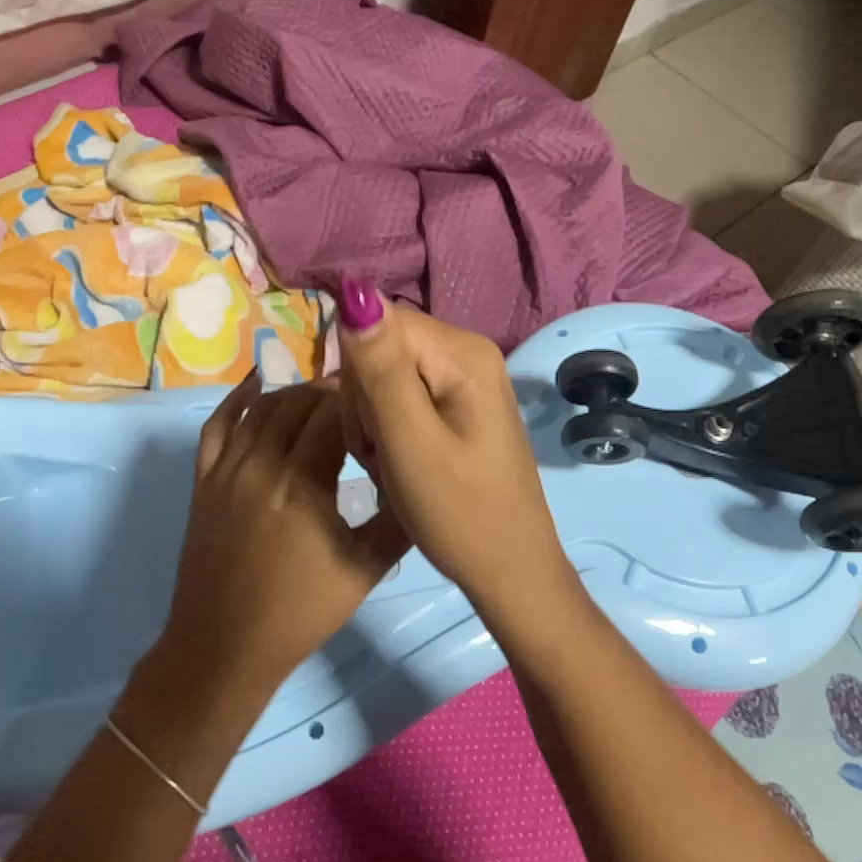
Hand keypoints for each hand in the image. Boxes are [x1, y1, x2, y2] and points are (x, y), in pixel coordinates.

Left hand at [162, 373, 408, 688]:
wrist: (226, 646)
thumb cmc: (300, 611)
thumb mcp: (365, 568)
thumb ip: (399, 519)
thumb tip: (426, 479)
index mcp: (303, 480)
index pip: (334, 413)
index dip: (359, 398)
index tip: (381, 398)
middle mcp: (262, 462)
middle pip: (299, 403)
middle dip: (331, 393)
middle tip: (358, 398)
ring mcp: (227, 469)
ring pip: (263, 408)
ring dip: (294, 394)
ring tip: (321, 396)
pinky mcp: (203, 480)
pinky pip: (218, 426)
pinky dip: (238, 400)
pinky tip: (257, 386)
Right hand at [336, 282, 573, 604]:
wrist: (508, 571)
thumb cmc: (459, 513)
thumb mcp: (409, 443)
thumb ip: (380, 368)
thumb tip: (353, 290)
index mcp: (462, 353)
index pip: (379, 324)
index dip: (356, 374)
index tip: (368, 429)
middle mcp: (467, 351)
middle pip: (380, 347)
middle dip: (364, 402)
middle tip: (382, 455)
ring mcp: (464, 379)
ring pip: (383, 374)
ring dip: (372, 421)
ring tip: (391, 465)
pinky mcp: (457, 404)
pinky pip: (400, 396)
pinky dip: (387, 431)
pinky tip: (399, 463)